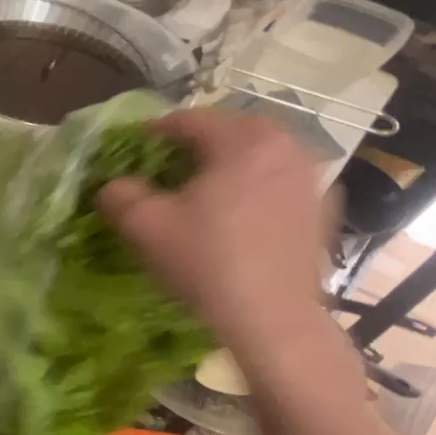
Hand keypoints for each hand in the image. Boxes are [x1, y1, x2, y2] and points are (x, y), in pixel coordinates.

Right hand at [96, 110, 330, 361]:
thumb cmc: (205, 261)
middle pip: (234, 129)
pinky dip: (254, 185)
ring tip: (201, 187)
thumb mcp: (143, 225)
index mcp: (242, 142)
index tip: (130, 147)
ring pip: (262, 153)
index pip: (191, 119)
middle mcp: (285, 148)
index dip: (154, 130)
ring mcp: (310, 178)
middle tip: (167, 163)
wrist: (271, 315)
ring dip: (229, 161)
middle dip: (198, 141)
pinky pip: (279, 181)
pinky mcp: (321, 208)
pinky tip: (235, 213)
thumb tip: (114, 185)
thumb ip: (120, 194)